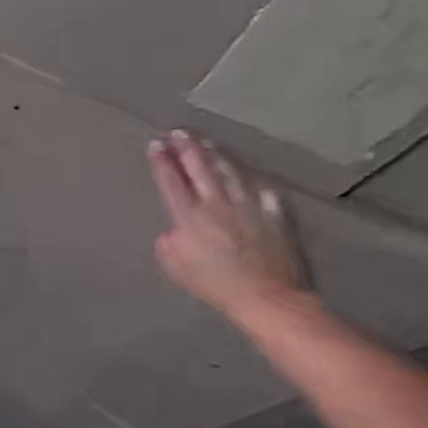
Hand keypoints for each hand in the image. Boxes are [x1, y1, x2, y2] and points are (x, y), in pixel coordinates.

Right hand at [147, 130, 305, 315]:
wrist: (265, 296)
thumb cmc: (213, 283)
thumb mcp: (175, 265)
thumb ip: (170, 241)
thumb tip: (176, 230)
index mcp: (189, 217)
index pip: (171, 181)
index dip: (161, 161)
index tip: (155, 144)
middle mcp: (217, 204)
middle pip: (199, 168)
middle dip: (186, 147)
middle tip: (177, 132)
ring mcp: (248, 207)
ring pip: (229, 173)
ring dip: (214, 155)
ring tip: (205, 141)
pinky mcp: (272, 215)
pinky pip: (261, 191)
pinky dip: (251, 179)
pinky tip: (247, 173)